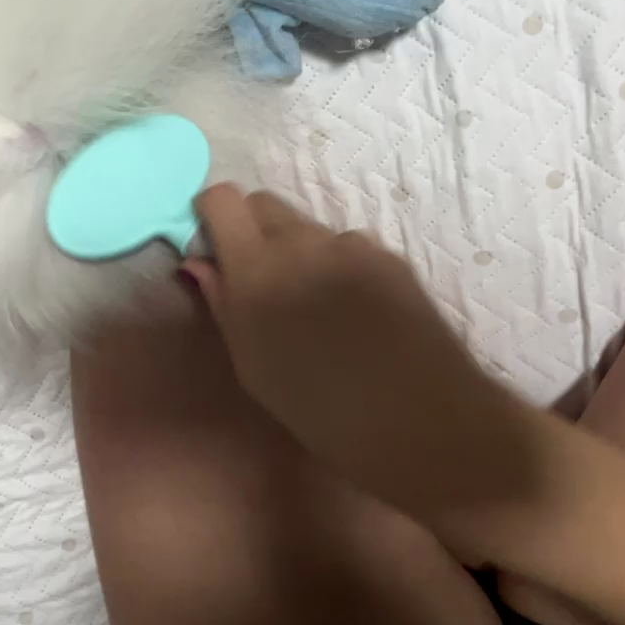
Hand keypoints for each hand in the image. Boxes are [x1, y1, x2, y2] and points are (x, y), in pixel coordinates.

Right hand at [182, 185, 543, 539]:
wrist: (424, 426)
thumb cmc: (320, 410)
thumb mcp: (252, 366)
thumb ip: (222, 303)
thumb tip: (200, 262)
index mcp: (257, 268)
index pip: (221, 199)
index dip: (210, 213)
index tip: (211, 243)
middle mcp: (302, 241)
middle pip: (263, 203)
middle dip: (250, 227)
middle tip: (256, 276)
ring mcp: (350, 244)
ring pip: (307, 227)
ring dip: (296, 249)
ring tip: (312, 304)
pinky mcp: (388, 255)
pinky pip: (346, 245)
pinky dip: (336, 264)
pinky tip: (352, 311)